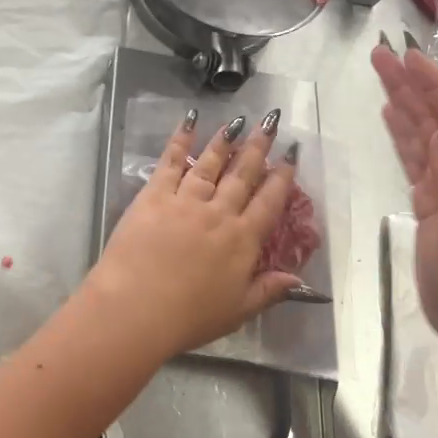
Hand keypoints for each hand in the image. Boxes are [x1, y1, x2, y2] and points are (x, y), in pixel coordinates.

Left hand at [79, 112, 303, 363]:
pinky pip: (170, 161)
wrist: (138, 306)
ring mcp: (185, 200)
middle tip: (271, 122)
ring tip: (238, 120)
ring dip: (225, 140)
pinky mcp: (154, 195)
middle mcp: (218, 213)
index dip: (282, 177)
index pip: (269, 202)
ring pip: (210, 163)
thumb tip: (299, 280)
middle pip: (243, 174)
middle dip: (258, 146)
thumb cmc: (189, 317)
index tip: (291, 155)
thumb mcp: (238, 311)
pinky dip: (180, 138)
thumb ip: (269, 290)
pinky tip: (189, 121)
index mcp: (242, 241)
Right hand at [372, 44, 437, 355]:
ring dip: (403, 102)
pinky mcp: (431, 203)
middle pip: (437, 117)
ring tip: (380, 73)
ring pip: (423, 133)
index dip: (435, 85)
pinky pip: (413, 157)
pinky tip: (388, 114)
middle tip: (382, 54)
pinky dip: (401, 132)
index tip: (410, 56)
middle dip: (412, 84)